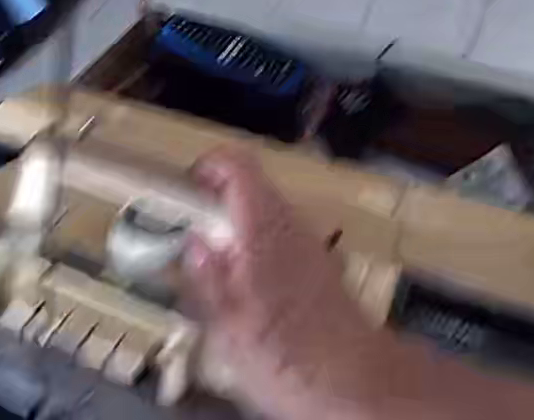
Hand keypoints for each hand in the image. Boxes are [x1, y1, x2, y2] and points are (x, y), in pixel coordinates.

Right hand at [180, 147, 397, 419]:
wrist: (348, 372)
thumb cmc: (285, 354)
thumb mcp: (230, 326)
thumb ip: (210, 278)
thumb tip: (191, 241)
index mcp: (264, 227)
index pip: (242, 166)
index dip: (213, 162)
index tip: (186, 181)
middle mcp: (290, 221)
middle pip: (254, 183)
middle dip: (217, 194)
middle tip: (185, 222)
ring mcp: (307, 235)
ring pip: (267, 206)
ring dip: (235, 216)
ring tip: (206, 252)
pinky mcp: (316, 255)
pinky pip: (280, 228)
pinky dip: (255, 236)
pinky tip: (242, 275)